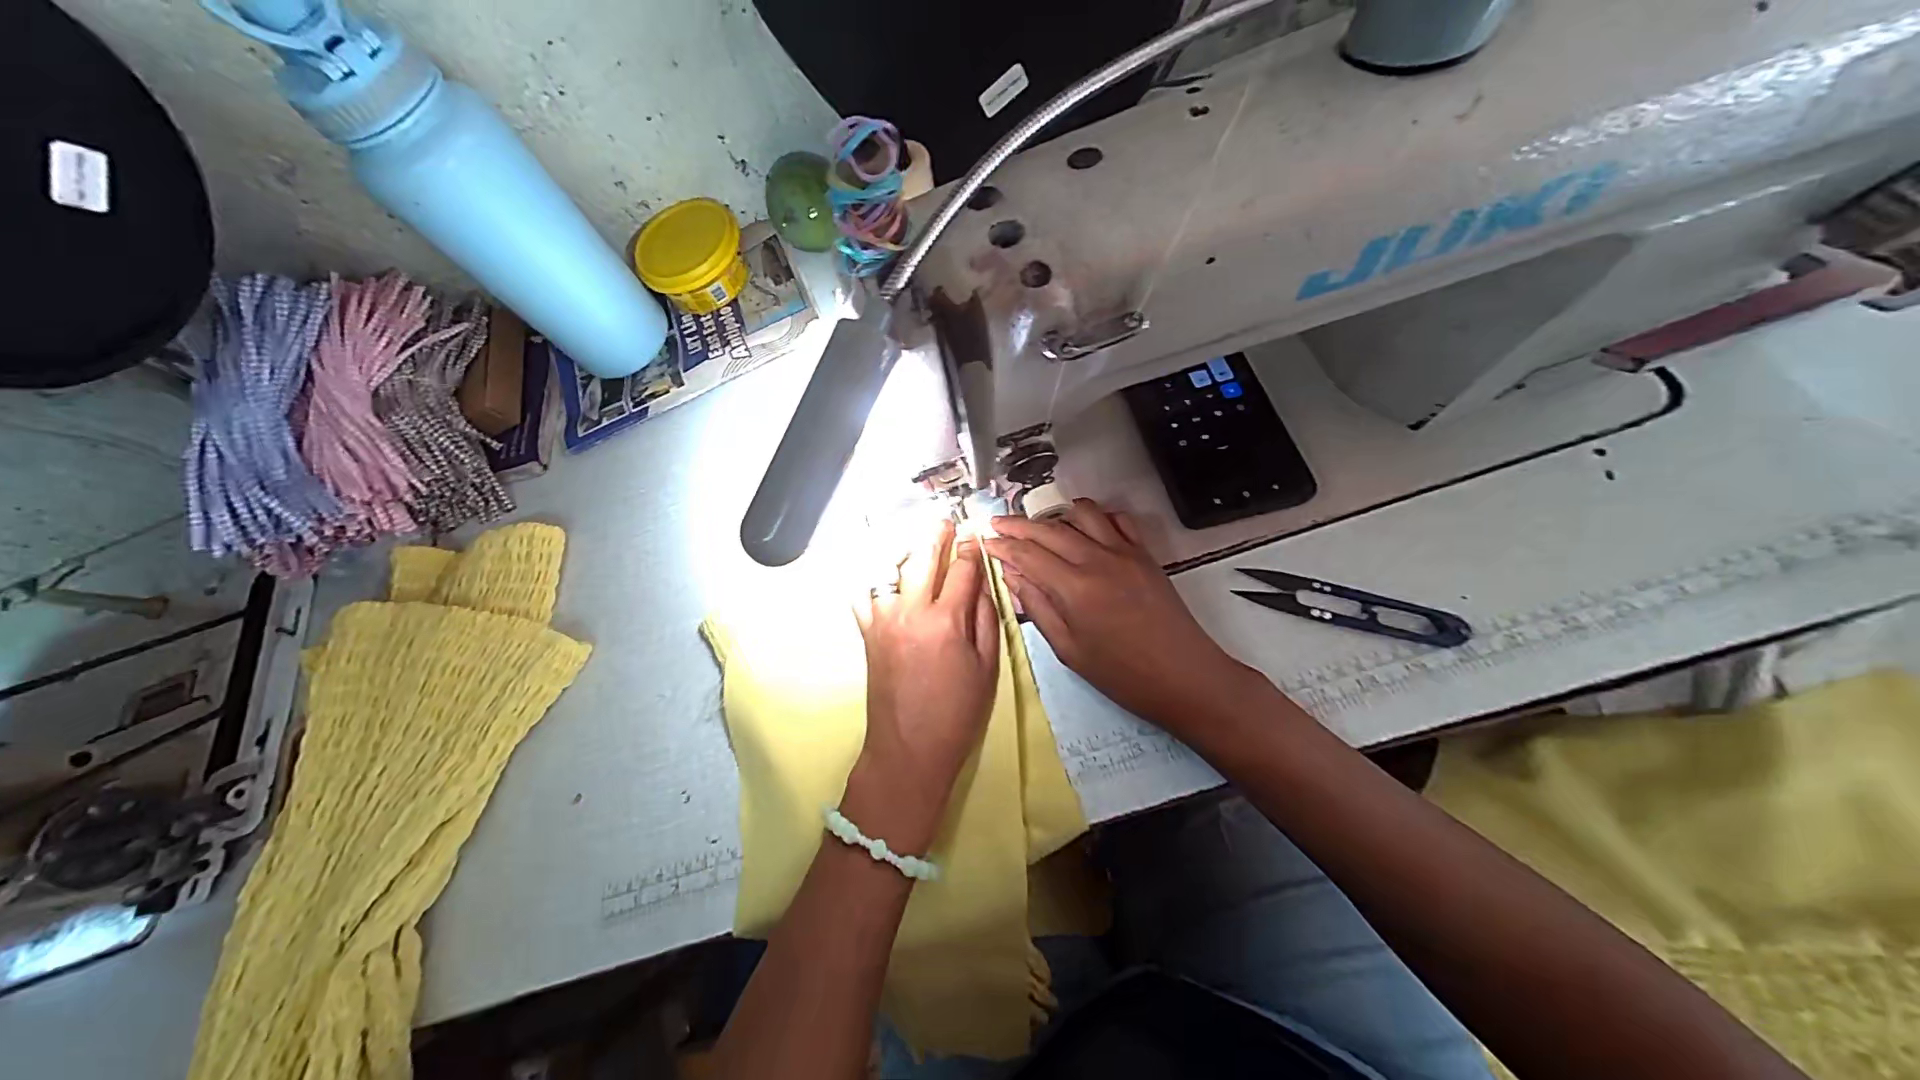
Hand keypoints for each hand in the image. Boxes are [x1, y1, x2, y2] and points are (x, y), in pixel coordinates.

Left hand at [848, 517, 999, 853]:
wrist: (908, 748)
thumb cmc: (956, 713)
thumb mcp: (986, 667)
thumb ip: (985, 619)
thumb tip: (982, 584)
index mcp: (947, 621)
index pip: (962, 570)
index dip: (971, 549)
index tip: (974, 535)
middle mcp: (911, 612)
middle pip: (923, 558)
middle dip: (936, 534)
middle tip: (944, 520)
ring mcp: (883, 620)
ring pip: (889, 569)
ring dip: (904, 548)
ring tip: (914, 537)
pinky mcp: (867, 633)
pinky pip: (864, 594)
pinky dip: (872, 577)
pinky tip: (881, 569)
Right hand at [985, 499, 1268, 737]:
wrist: (1184, 676)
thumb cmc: (1122, 674)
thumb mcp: (1069, 649)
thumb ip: (1038, 607)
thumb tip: (1012, 575)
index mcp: (1074, 588)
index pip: (1028, 553)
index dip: (1002, 545)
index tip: (985, 541)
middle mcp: (1098, 560)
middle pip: (1049, 529)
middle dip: (1018, 524)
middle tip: (998, 524)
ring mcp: (1125, 552)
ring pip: (1083, 513)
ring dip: (1056, 514)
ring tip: (1040, 525)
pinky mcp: (1144, 554)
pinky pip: (1117, 519)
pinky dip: (1096, 516)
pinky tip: (1085, 528)